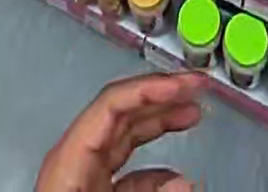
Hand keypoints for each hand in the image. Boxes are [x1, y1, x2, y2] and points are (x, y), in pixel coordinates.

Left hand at [36, 72, 206, 191]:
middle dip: (160, 97)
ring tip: (194, 115)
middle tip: (196, 88)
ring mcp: (83, 183)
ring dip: (161, 126)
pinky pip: (128, 177)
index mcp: (70, 160)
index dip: (151, 88)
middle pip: (121, 114)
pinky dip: (156, 172)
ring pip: (126, 141)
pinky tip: (180, 179)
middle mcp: (76, 163)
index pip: (112, 104)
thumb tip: (186, 183)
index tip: (185, 85)